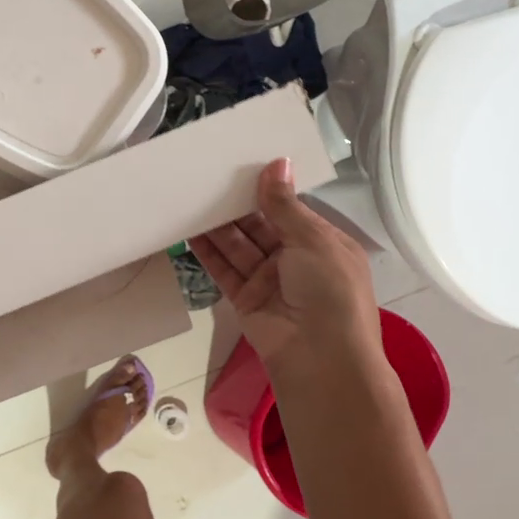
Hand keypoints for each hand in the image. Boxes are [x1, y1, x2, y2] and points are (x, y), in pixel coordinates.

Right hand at [188, 158, 381, 378]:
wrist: (319, 356)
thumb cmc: (330, 291)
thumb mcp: (313, 240)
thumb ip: (284, 205)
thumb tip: (276, 163)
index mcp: (323, 243)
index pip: (291, 210)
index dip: (268, 190)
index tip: (242, 165)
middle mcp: (296, 259)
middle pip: (261, 226)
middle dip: (237, 205)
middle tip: (208, 177)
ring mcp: (269, 280)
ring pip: (239, 246)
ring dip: (218, 226)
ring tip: (191, 198)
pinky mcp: (245, 298)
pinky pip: (224, 270)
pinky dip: (207, 252)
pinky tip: (189, 231)